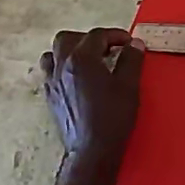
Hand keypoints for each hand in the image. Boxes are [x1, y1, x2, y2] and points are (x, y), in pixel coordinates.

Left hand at [40, 28, 145, 164]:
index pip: (97, 35)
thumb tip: (134, 44)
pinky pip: (50, 73)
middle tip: (107, 48)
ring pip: (53, 54)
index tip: (128, 42)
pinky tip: (77, 79)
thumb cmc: (112, 117)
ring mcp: (53, 82)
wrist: (92, 150)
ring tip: (88, 60)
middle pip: (67, 38)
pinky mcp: (50, 97)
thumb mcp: (129, 86)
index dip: (115, 35)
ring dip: (70, 51)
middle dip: (88, 38)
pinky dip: (62, 68)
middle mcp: (62, 66)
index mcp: (81, 59)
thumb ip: (131, 60)